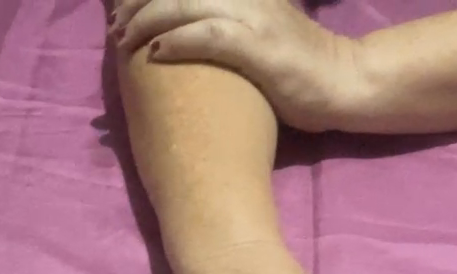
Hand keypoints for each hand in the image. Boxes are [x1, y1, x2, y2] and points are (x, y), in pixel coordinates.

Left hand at [110, 0, 369, 131]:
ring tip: (123, 40)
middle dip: (138, 3)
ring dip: (147, 21)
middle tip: (115, 28)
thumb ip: (223, 27)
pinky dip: (176, 42)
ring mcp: (252, 17)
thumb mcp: (257, 34)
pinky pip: (208, 35)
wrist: (341, 83)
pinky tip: (154, 54)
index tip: (121, 9)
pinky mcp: (258, 48)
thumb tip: (182, 35)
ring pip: (184, 4)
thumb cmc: (295, 69)